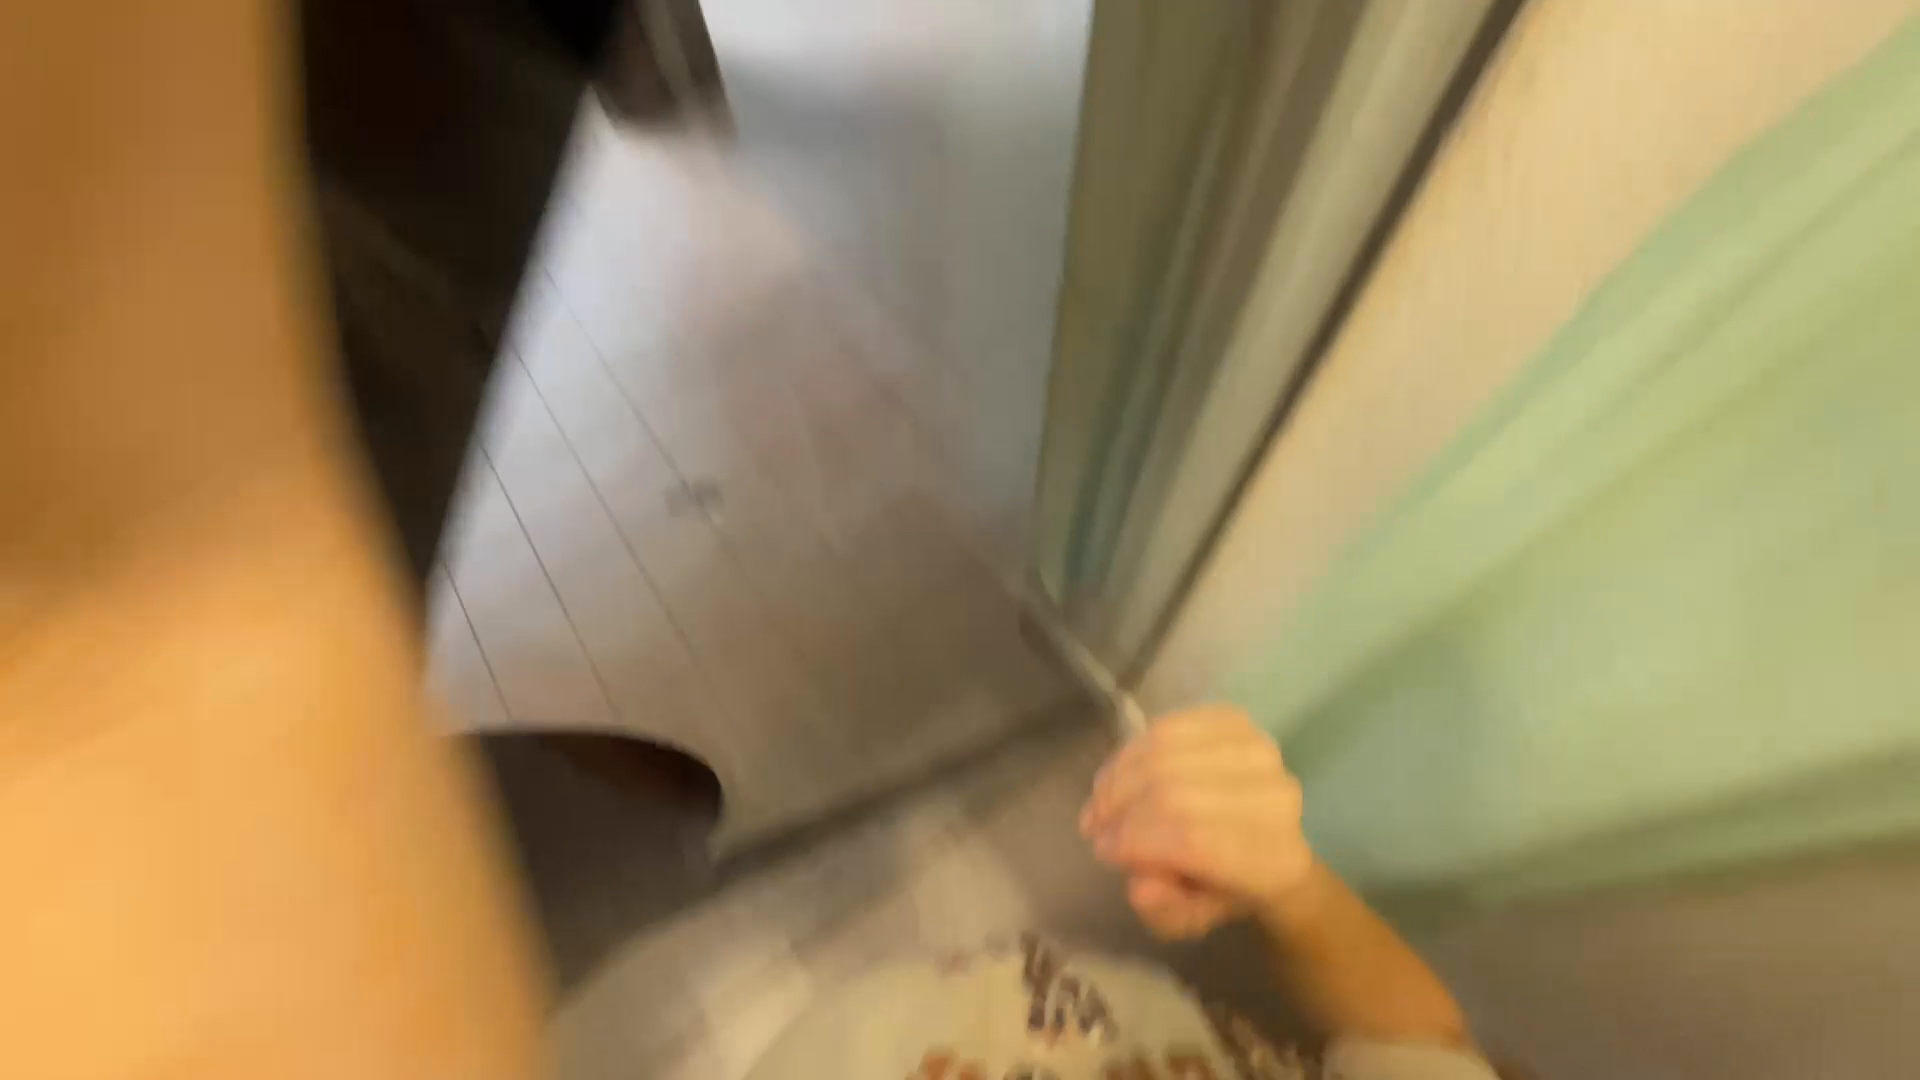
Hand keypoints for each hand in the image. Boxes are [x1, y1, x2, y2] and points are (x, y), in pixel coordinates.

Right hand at [1079, 705, 1314, 939]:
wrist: (1266, 842)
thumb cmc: (1225, 886)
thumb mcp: (1193, 917)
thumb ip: (1166, 912)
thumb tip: (1140, 887)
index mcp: (1273, 859)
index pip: (1192, 839)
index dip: (1136, 841)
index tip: (1102, 850)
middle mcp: (1274, 798)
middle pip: (1173, 791)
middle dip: (1119, 808)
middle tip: (1094, 825)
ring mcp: (1257, 751)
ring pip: (1163, 752)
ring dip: (1118, 777)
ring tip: (1101, 801)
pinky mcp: (1235, 721)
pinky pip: (1165, 726)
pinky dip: (1131, 750)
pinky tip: (1118, 773)